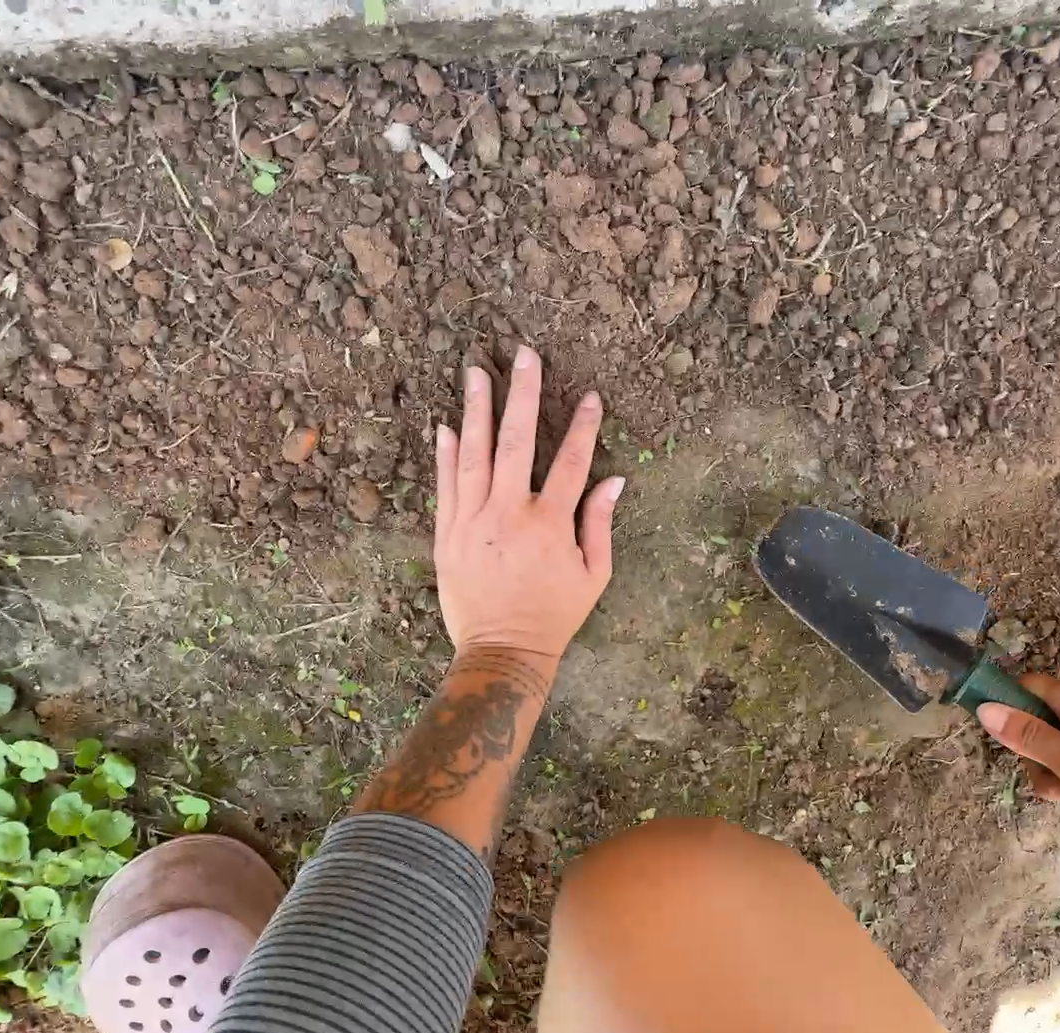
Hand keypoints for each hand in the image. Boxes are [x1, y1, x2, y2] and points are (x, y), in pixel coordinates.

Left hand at [434, 345, 623, 670]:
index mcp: (549, 523)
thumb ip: (600, 524)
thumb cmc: (554, 614)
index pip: (572, 461)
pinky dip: (445, 454)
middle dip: (523, 394)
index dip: (583, 426)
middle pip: (517, 441)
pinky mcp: (447, 534)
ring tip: (477, 372)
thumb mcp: (593, 575)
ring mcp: (473, 521)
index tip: (590, 396)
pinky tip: (447, 424)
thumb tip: (614, 480)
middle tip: (524, 355)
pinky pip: (446, 486)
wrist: (502, 650)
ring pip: (474, 454)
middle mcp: (509, 513)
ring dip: (477, 410)